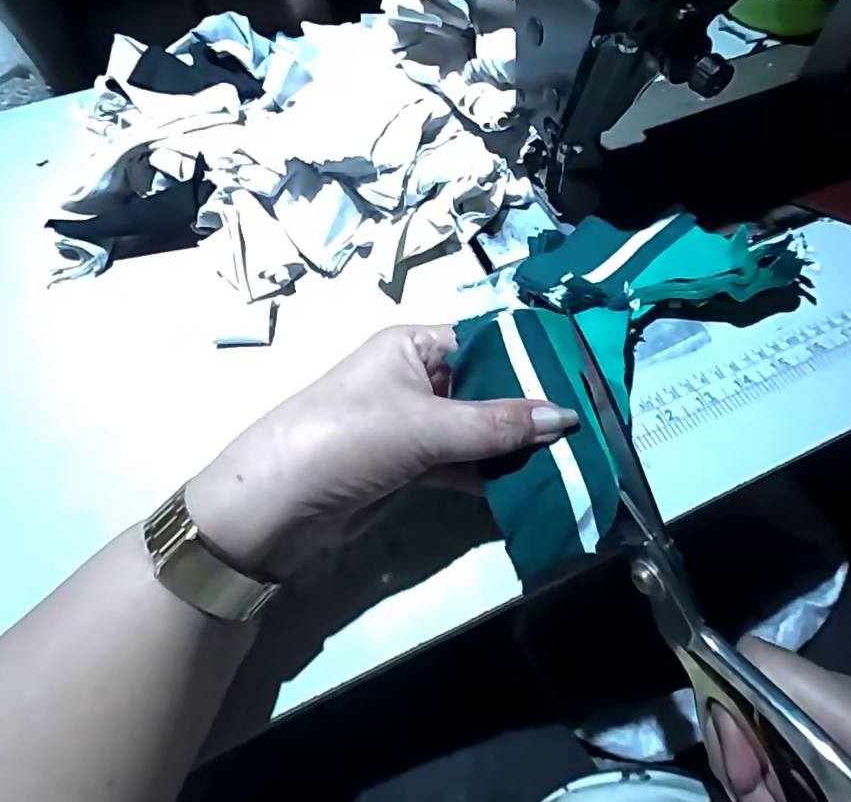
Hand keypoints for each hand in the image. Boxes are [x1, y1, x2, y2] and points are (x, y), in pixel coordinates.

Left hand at [183, 325, 577, 576]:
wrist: (272, 510)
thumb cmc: (350, 436)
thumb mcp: (427, 425)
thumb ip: (498, 424)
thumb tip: (566, 417)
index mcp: (415, 345)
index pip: (485, 341)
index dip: (528, 356)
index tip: (574, 374)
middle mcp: (418, 377)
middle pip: (486, 386)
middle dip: (526, 406)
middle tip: (578, 422)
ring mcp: (415, 422)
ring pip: (477, 428)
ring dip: (511, 444)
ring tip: (565, 453)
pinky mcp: (412, 462)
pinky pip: (463, 460)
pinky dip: (489, 471)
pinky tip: (526, 481)